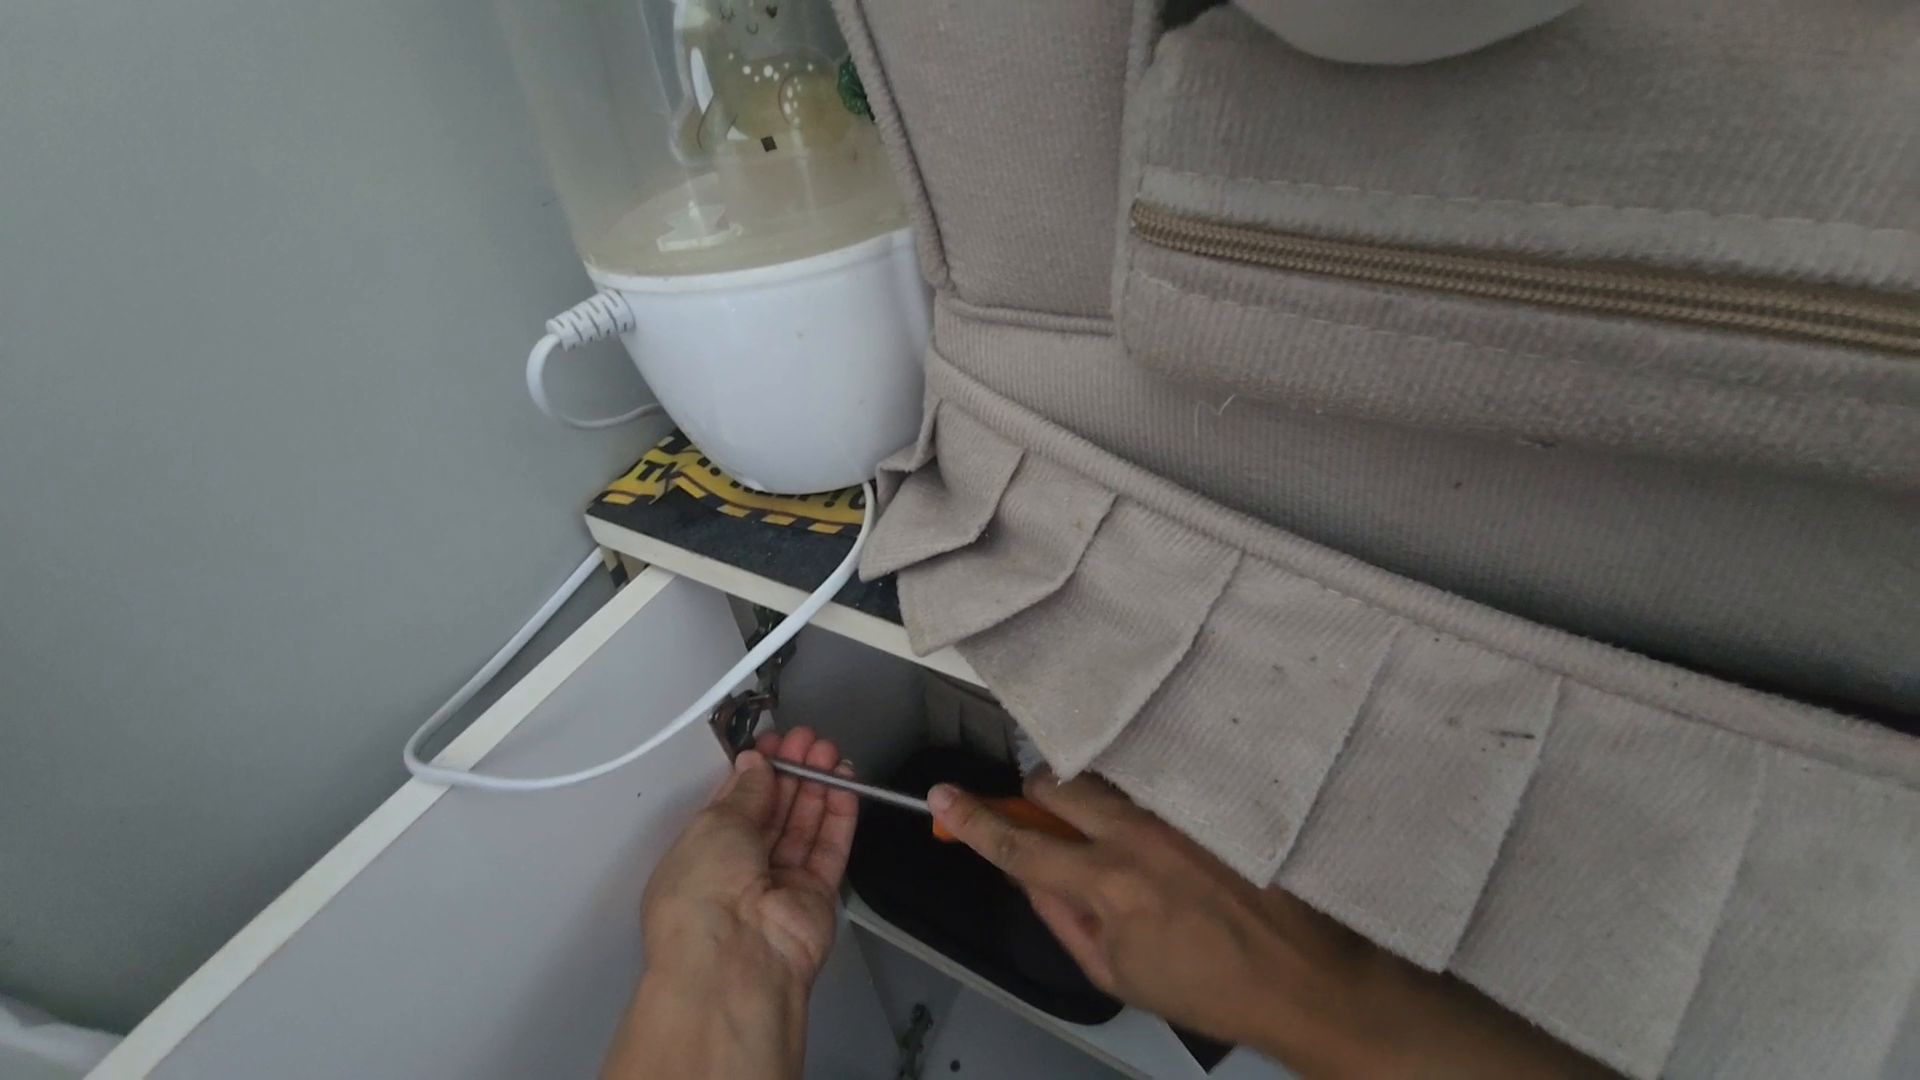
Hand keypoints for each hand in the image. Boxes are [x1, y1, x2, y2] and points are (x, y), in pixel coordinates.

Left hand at [601, 727, 857, 1079]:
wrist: (735, 961)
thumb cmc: (702, 898)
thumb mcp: (714, 824)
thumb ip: (745, 790)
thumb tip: (755, 763)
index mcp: (703, 854)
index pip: (737, 801)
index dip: (758, 768)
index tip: (775, 741)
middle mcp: (740, 870)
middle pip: (774, 809)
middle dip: (792, 770)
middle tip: (808, 739)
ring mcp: (780, 883)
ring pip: (805, 823)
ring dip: (818, 784)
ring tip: (829, 752)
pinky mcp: (816, 894)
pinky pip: (831, 846)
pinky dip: (840, 812)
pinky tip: (845, 782)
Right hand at [929, 771, 1614, 1079]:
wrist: (1305, 975)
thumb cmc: (1208, 987)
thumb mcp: (1117, 975)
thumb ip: (1061, 918)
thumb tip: (1028, 875)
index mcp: (1109, 885)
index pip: (1020, 845)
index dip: (972, 822)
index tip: (940, 800)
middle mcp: (1137, 833)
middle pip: (1054, 782)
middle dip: (1033, 796)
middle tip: (1046, 826)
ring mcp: (1173, 810)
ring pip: (1098, 775)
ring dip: (1082, 799)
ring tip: (1109, 838)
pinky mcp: (1201, 802)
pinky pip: (1142, 780)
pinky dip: (1126, 799)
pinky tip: (1152, 834)